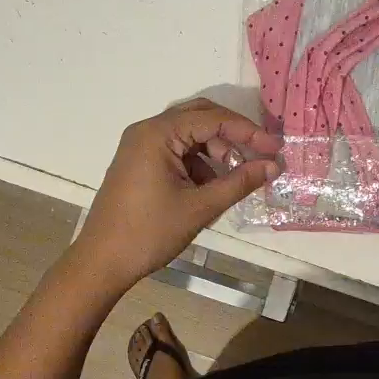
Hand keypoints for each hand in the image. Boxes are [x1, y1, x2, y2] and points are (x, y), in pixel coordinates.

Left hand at [70, 99, 281, 291]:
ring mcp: (140, 146)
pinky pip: (177, 151)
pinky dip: (198, 164)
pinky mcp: (139, 163)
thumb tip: (273, 166)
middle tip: (260, 155)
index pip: (212, 118)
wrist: (103, 261)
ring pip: (189, 135)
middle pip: (200, 117)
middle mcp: (146, 131)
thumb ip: (239, 182)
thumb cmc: (150, 232)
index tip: (275, 149)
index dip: (248, 131)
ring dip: (216, 152)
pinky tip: (210, 189)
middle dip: (232, 135)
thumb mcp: (200, 207)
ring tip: (234, 179)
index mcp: (158, 134)